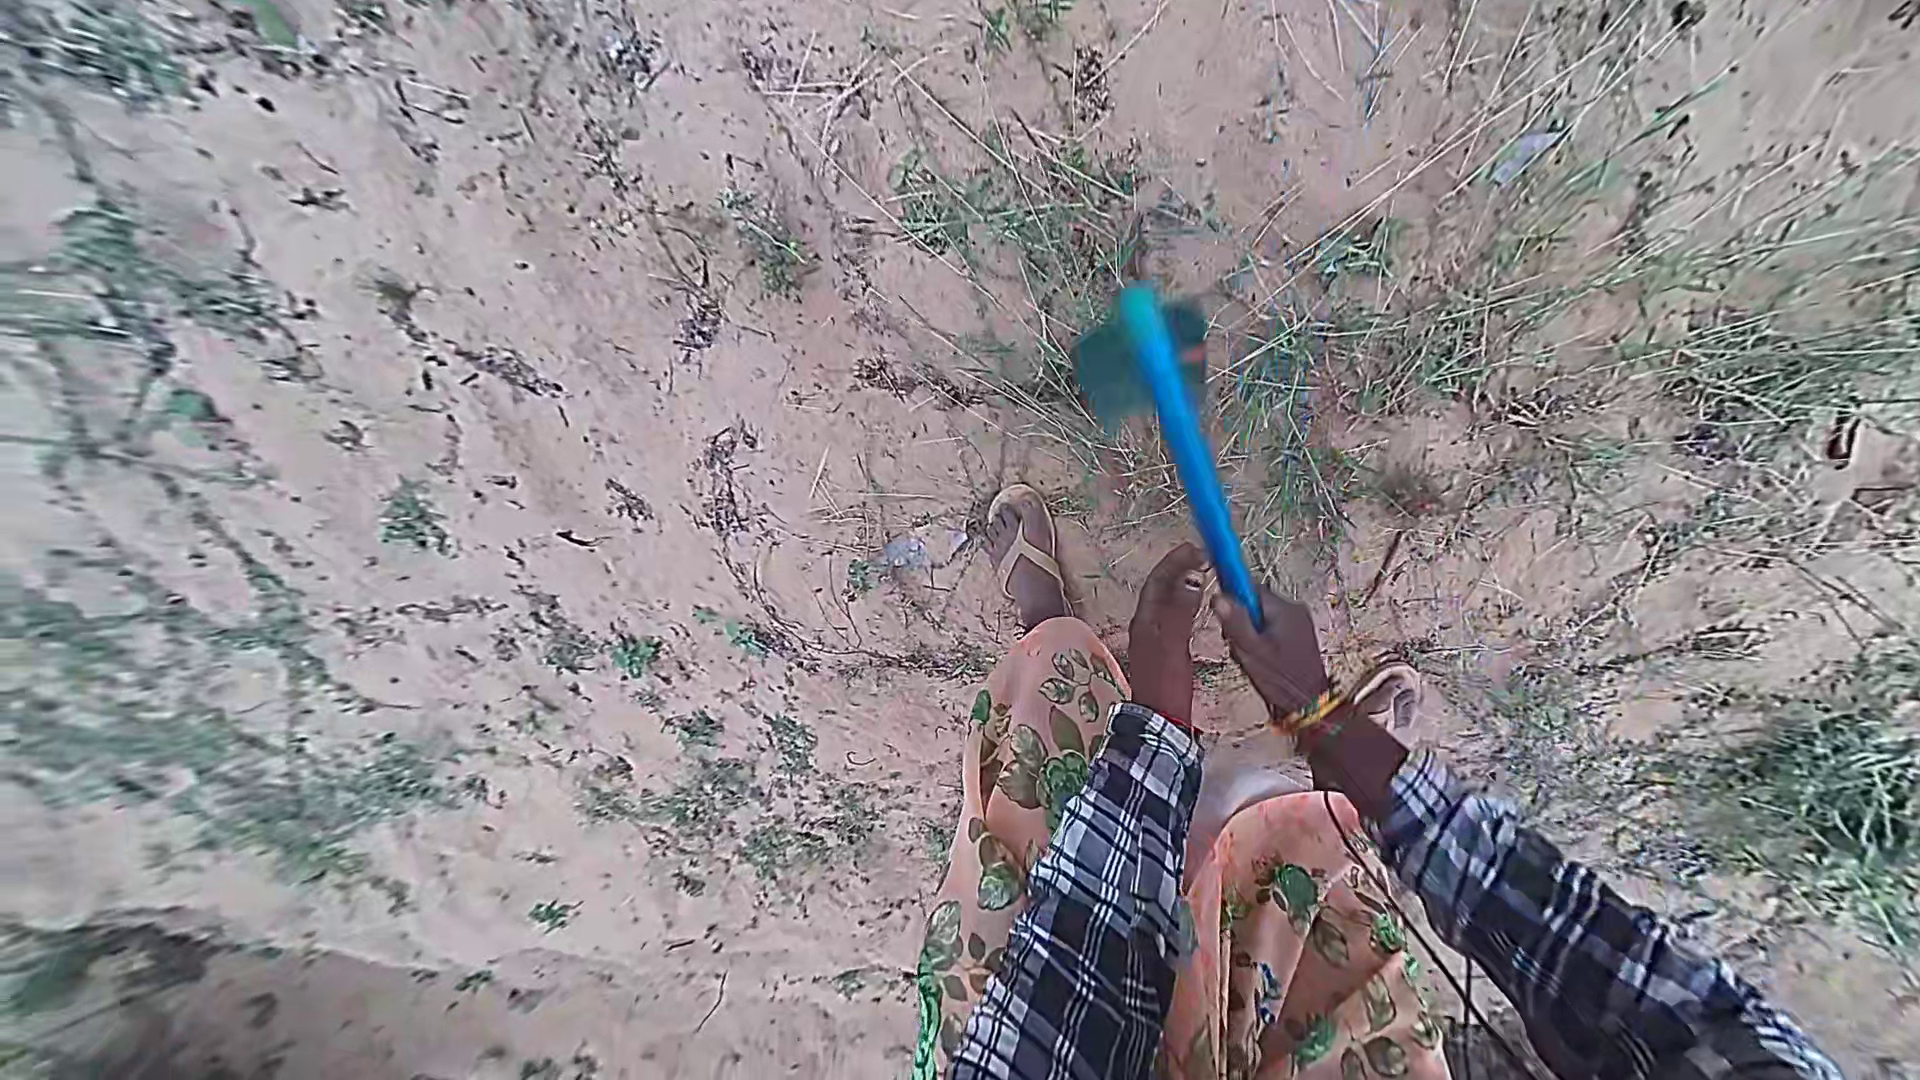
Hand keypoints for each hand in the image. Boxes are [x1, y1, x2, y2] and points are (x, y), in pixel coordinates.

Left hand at [1127, 543, 1208, 720]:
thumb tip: (1191, 579)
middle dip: (1178, 568)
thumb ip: (1181, 611)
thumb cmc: (1166, 682)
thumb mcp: (1174, 644)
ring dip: (1182, 582)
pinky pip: (1174, 613)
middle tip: (1201, 555)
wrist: (1162, 717)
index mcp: (1144, 620)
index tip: (1194, 550)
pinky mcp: (1165, 645)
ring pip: (1167, 599)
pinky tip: (1197, 601)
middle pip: (1160, 587)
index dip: (1174, 563)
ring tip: (1201, 570)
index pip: (1157, 581)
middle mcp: (1146, 623)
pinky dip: (1186, 600)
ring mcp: (1154, 634)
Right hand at [1212, 586, 1329, 715]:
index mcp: (1283, 609)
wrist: (1309, 703)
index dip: (1231, 597)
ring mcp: (1297, 620)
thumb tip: (1218, 596)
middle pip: (1253, 600)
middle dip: (1239, 617)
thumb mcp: (1251, 650)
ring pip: (1259, 613)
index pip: (1248, 586)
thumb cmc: (1281, 679)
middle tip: (1236, 640)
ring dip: (1248, 628)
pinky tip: (1258, 654)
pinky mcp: (1296, 632)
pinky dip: (1259, 635)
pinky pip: (1268, 623)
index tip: (1221, 607)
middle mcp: (1293, 609)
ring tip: (1248, 652)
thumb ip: (1234, 621)